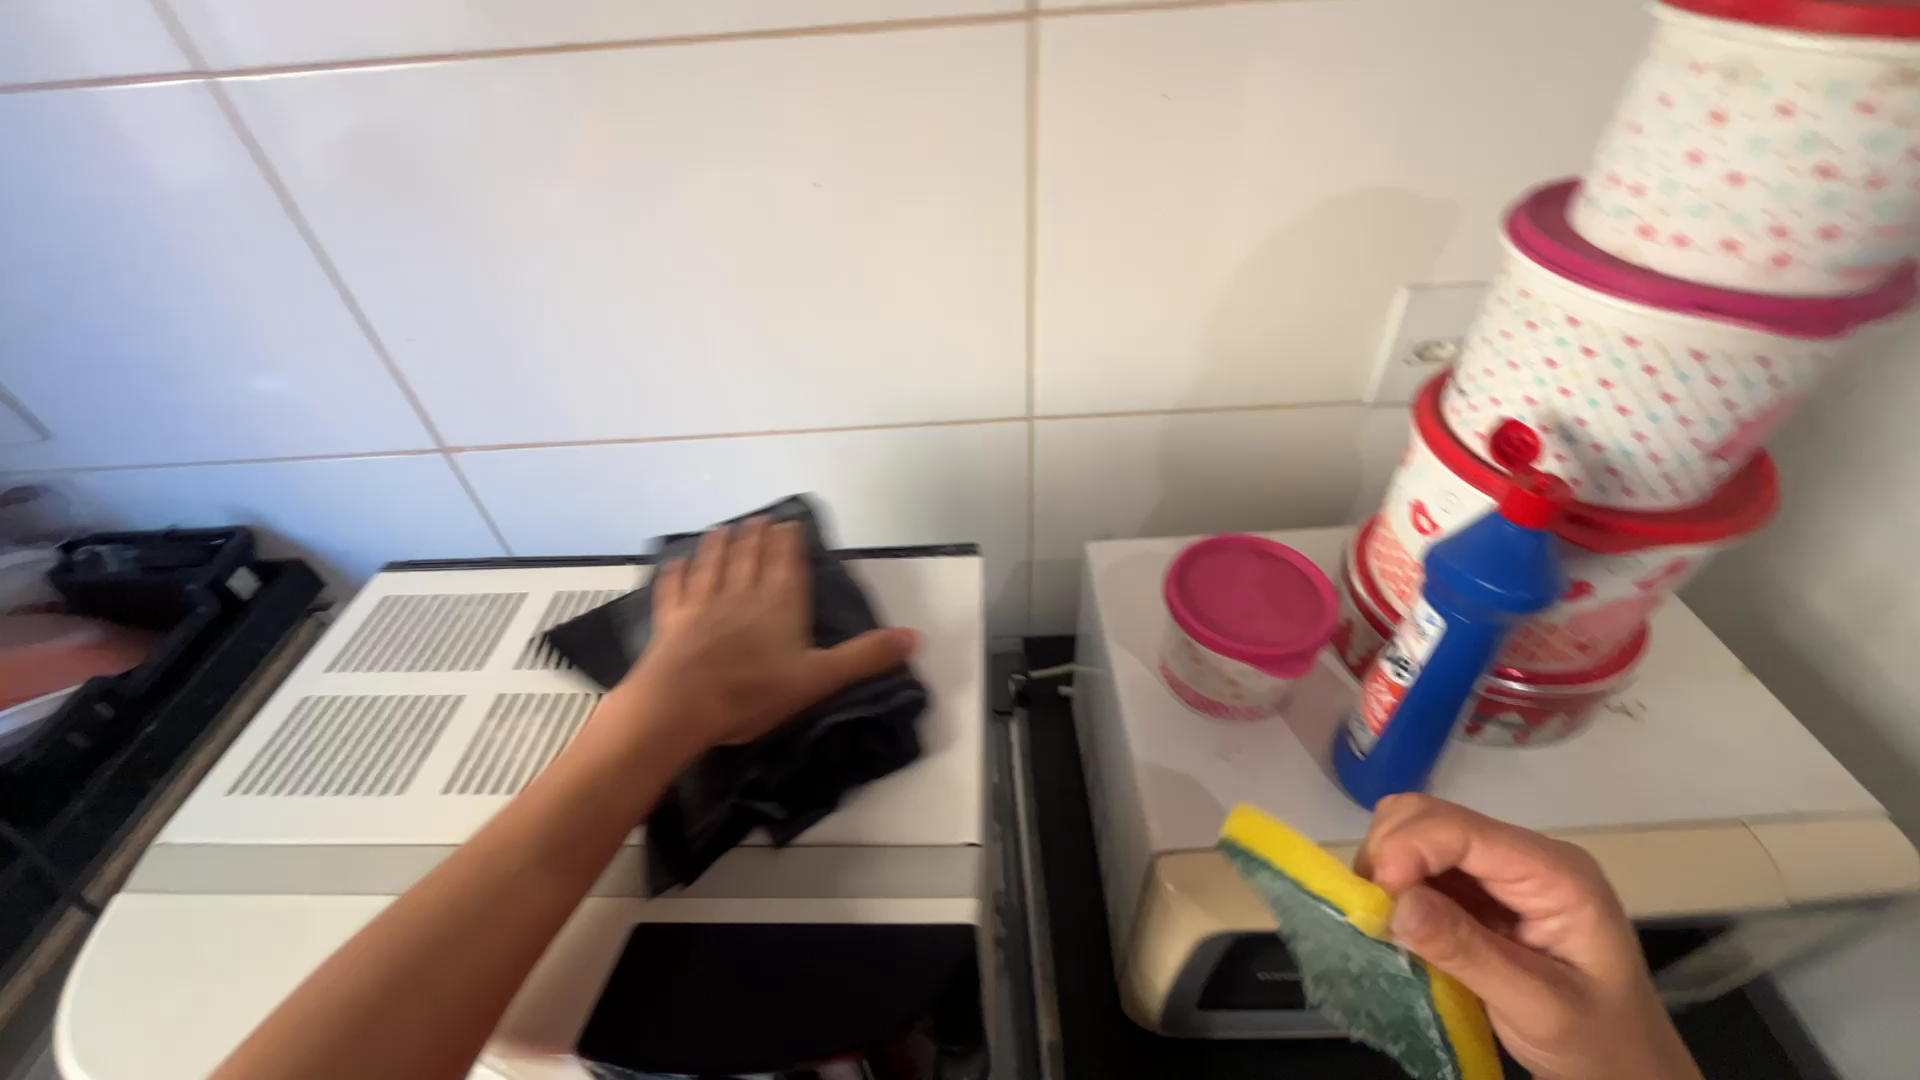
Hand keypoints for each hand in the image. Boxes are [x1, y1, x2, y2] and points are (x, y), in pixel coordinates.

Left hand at [608, 517, 917, 750]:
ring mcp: (703, 605)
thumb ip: (865, 656)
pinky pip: (675, 591)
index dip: (789, 542)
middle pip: (750, 557)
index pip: (787, 564)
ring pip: (713, 565)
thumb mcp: (820, 678)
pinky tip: (674, 564)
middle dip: (756, 536)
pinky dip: (676, 575)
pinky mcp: (671, 622)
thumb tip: (915, 636)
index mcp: (780, 604)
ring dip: (719, 545)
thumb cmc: (754, 692)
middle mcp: (742, 595)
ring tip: (723, 529)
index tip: (789, 523)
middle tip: (758, 518)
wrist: (681, 705)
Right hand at [1355, 795, 1702, 1079]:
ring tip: (1386, 919)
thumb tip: (1395, 904)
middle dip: (1388, 854)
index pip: (1458, 828)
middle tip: (1375, 912)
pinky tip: (1399, 920)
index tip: (1377, 899)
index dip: (1406, 849)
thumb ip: (1467, 952)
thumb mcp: (1540, 1009)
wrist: (1630, 1077)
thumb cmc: (1600, 1047)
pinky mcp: (1475, 885)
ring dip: (1385, 867)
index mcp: (1553, 873)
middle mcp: (1522, 854)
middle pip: (1427, 815)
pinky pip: (1416, 861)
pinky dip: (1392, 883)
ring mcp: (1497, 867)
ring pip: (1412, 830)